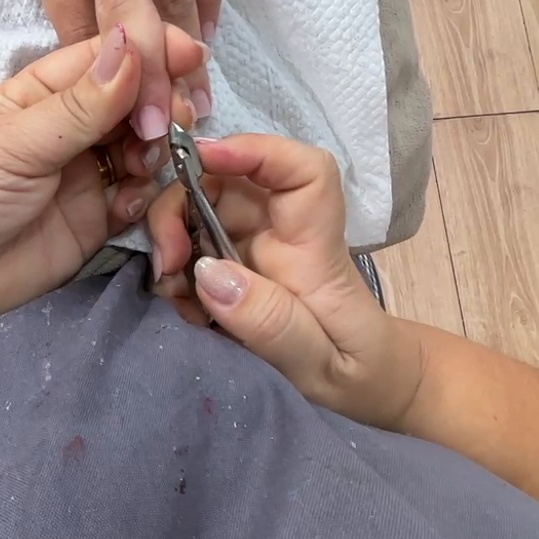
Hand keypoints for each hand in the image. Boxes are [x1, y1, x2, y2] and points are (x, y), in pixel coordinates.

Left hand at [0, 24, 204, 337]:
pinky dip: (142, 196)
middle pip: (129, 102)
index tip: (191, 53)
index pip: (101, 59)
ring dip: (153, 151)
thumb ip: (77, 106)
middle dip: (156, 106)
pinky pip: (134, 198)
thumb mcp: (12, 145)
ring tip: (142, 164)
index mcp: (35, 95)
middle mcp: (65, 130)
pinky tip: (126, 205)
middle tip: (168, 123)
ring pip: (139, 148)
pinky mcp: (91, 221)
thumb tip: (131, 45)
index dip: (145, 52)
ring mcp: (80, 176)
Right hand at [145, 134, 425, 428]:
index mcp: (315, 248)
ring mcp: (256, 248)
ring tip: (172, 293)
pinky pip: (194, 249)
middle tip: (166, 263)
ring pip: (199, 212)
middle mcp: (283, 234)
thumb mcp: (319, 366)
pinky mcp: (236, 267)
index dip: (254, 150)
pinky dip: (176, 273)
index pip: (303, 172)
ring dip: (171, 243)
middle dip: (179, 208)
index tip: (200, 160)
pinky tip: (184, 308)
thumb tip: (208, 271)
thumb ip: (271, 323)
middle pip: (226, 184)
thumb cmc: (362, 373)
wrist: (371, 388)